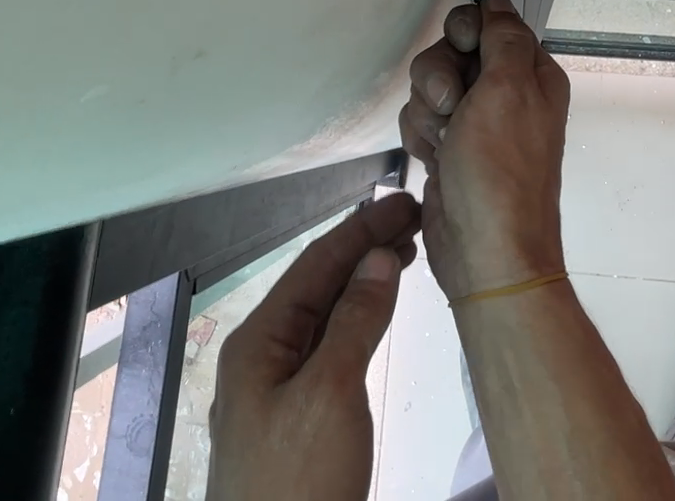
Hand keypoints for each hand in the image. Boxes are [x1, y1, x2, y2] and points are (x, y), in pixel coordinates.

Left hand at [207, 193, 420, 500]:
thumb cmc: (297, 480)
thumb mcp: (329, 394)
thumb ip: (355, 320)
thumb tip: (379, 258)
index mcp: (260, 340)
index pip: (316, 264)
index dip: (361, 228)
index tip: (404, 201)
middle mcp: (266, 353)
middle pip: (319, 283)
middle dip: (365, 246)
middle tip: (414, 217)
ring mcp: (282, 385)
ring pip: (328, 312)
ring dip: (366, 278)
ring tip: (407, 248)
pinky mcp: (302, 411)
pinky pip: (334, 343)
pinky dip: (362, 316)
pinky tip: (380, 305)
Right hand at [397, 0, 571, 299]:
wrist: (483, 250)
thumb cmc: (500, 167)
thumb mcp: (509, 89)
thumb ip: (503, 36)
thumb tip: (496, 1)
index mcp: (530, 73)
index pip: (489, 23)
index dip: (467, 33)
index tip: (463, 54)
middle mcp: (504, 92)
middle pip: (451, 51)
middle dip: (439, 77)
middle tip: (451, 106)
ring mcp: (473, 120)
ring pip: (428, 85)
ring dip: (427, 112)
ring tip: (444, 143)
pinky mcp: (448, 146)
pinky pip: (420, 118)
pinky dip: (421, 136)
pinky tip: (432, 159)